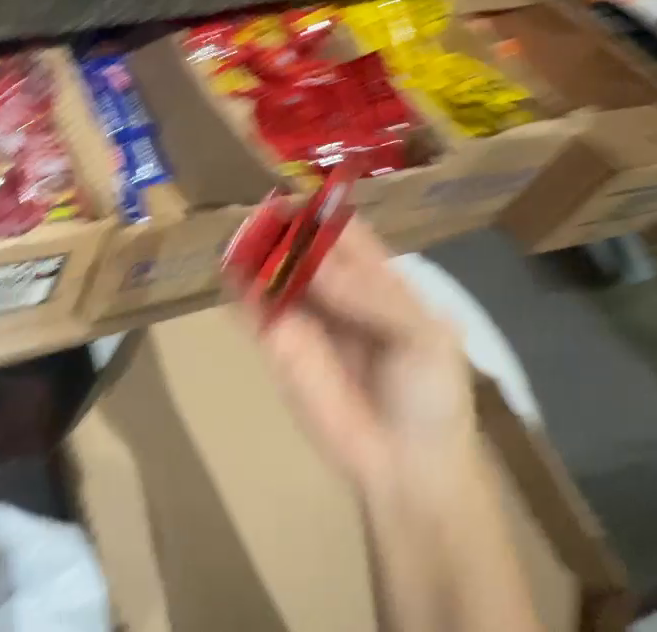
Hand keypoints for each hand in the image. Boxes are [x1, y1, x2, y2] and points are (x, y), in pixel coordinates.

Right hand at [243, 217, 542, 631]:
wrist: (406, 464)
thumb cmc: (430, 395)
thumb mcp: (423, 337)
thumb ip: (369, 296)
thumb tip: (310, 263)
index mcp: (378, 281)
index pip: (343, 233)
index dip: (319, 212)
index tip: (293, 191)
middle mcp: (335, 290)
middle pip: (299, 246)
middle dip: (278, 226)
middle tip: (253, 208)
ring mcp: (302, 316)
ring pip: (271, 272)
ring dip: (252, 251)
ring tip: (233, 230)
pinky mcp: (275, 343)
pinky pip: (251, 308)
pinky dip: (236, 287)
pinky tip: (225, 269)